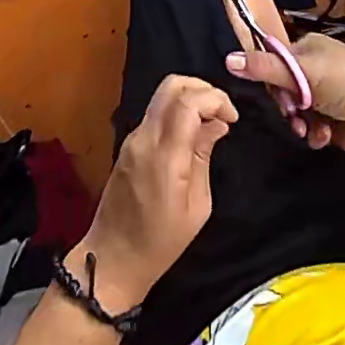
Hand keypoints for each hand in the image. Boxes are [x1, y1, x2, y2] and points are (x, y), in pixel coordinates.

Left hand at [72, 75, 237, 310]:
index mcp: (164, 155)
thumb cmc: (160, 243)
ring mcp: (132, 140)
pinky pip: (157, 114)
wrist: (111, 260)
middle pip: (171, 85)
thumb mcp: (197, 206)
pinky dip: (178, 111)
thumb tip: (217, 124)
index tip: (232, 118)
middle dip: (203, 88)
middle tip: (222, 110)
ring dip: (191, 99)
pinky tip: (193, 134)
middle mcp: (144, 139)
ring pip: (162, 96)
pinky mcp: (128, 145)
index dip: (216, 99)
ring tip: (211, 123)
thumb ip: (204, 156)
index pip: (188, 101)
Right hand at [227, 34, 344, 152]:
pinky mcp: (332, 119)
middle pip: (283, 90)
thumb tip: (228, 59)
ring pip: (295, 112)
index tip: (276, 93)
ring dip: (300, 123)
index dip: (272, 80)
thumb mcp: (303, 71)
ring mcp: (325, 95)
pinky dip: (314, 133)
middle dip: (287, 106)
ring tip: (310, 128)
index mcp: (309, 49)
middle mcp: (316, 70)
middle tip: (295, 112)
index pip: (275, 62)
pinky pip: (310, 128)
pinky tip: (324, 135)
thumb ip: (265, 67)